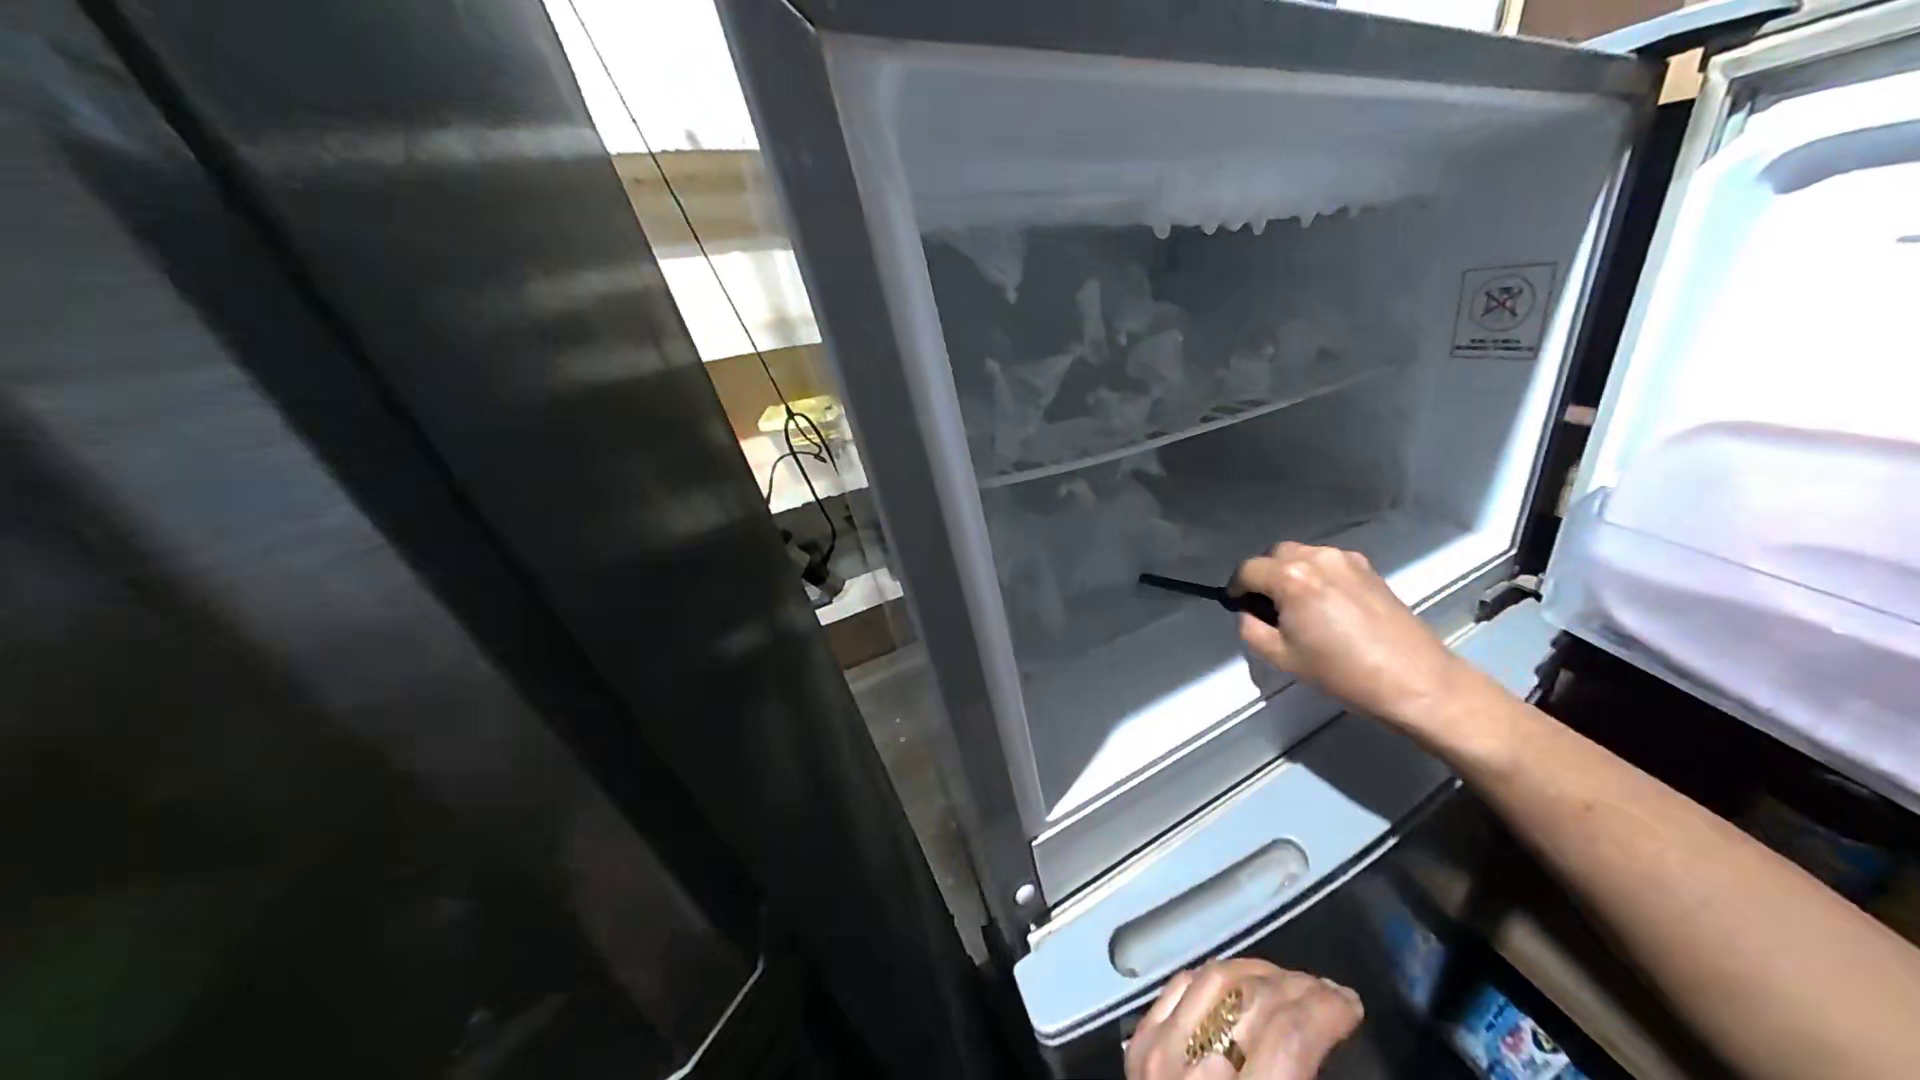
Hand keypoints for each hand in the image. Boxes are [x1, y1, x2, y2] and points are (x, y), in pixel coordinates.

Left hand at [1125, 959, 1362, 1079]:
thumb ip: (1298, 1076)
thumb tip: (1320, 1034)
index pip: (1290, 1037)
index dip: (1325, 1010)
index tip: (1349, 1003)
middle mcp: (1193, 1073)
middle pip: (1253, 1003)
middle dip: (1299, 987)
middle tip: (1326, 990)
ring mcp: (1157, 1054)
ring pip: (1215, 981)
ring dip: (1260, 976)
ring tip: (1291, 984)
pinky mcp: (1138, 1046)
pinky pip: (1180, 987)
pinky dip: (1215, 979)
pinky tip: (1240, 985)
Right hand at [1230, 542, 1474, 730]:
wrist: (1414, 680)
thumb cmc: (1341, 672)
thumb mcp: (1280, 657)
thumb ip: (1250, 628)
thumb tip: (1250, 612)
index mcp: (1291, 577)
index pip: (1247, 569)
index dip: (1236, 588)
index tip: (1238, 607)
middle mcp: (1317, 557)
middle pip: (1274, 555)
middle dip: (1264, 576)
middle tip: (1267, 608)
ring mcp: (1347, 560)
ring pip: (1302, 555)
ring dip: (1290, 573)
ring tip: (1297, 608)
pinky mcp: (1369, 569)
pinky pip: (1328, 562)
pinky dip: (1316, 575)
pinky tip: (1325, 606)